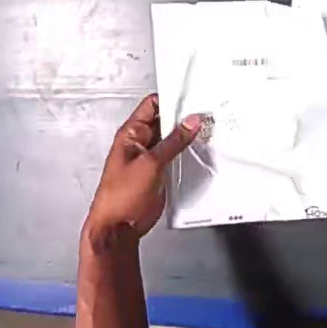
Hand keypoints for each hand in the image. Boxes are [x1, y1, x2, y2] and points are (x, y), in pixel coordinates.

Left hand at [84, 94, 201, 250]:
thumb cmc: (121, 196)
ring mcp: (150, 158)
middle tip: (206, 117)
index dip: (171, 100)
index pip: (152, 105)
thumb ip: (173, 141)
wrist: (119, 227)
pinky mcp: (159, 173)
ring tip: (207, 132)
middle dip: (184, 119)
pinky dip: (187, 154)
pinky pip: (175, 157)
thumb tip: (190, 122)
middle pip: (165, 121)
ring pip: (172, 140)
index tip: (192, 100)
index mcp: (131, 134)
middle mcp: (140, 143)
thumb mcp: (151, 163)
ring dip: (187, 137)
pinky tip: (200, 152)